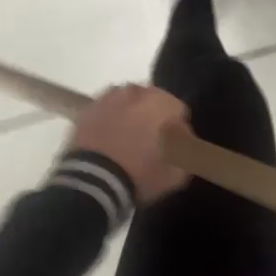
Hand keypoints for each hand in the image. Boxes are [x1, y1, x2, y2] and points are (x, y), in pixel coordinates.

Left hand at [69, 85, 191, 204]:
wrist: (92, 182)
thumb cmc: (138, 175)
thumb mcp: (173, 174)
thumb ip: (186, 156)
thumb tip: (185, 146)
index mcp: (160, 103)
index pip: (178, 109)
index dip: (178, 128)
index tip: (175, 145)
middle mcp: (137, 92)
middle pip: (152, 99)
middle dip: (154, 116)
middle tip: (151, 140)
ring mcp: (110, 98)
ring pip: (128, 100)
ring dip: (132, 112)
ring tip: (128, 137)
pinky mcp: (89, 109)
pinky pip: (106, 108)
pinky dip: (111, 117)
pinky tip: (109, 137)